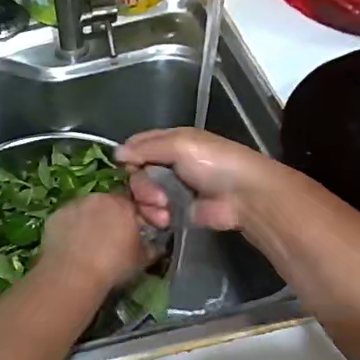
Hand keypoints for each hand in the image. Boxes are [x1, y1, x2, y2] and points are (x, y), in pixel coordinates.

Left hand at [37, 191, 151, 291]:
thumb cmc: (113, 266)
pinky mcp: (55, 216)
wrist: (73, 275)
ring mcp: (74, 205)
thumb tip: (156, 245)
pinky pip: (67, 220)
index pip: (132, 204)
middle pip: (107, 204)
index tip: (132, 234)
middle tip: (109, 240)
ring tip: (88, 245)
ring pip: (85, 210)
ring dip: (88, 221)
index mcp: (123, 205)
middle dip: (109, 217)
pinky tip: (70, 247)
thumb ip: (150, 247)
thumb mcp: (141, 260)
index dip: (132, 218)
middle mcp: (98, 198)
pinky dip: (70, 229)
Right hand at [116, 128, 286, 231]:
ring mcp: (170, 189)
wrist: (243, 196)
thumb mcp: (181, 145)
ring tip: (164, 209)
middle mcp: (168, 163)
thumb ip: (146, 147)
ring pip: (141, 195)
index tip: (126, 167)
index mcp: (171, 141)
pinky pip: (151, 212)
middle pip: (136, 173)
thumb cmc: (214, 163)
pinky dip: (155, 216)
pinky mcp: (175, 211)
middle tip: (156, 195)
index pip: (137, 145)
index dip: (129, 156)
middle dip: (141, 186)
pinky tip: (165, 219)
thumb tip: (116, 153)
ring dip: (148, 203)